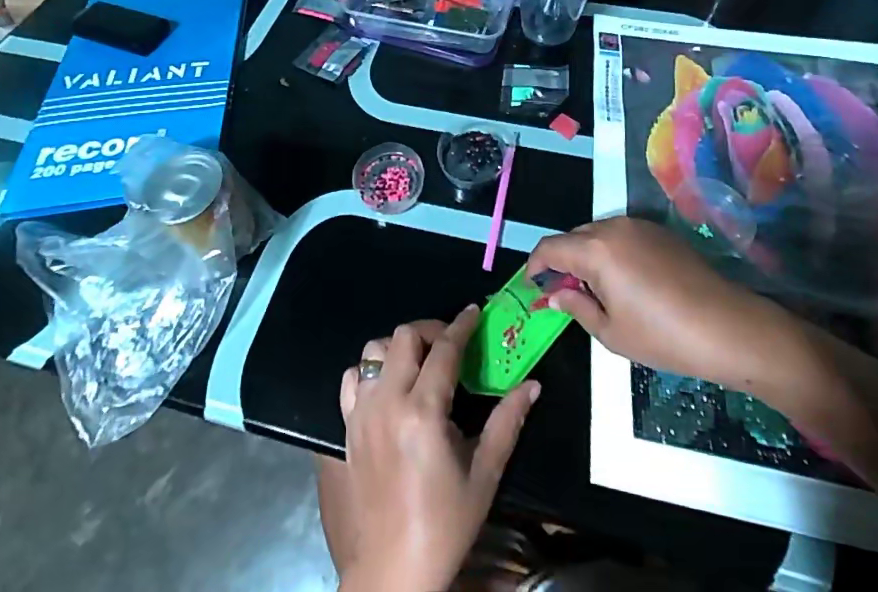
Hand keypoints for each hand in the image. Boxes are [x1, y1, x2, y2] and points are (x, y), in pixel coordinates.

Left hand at [336, 305, 539, 591]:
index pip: (443, 351)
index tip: (473, 311)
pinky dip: (370, 369)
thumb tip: (532, 386)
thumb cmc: (445, 523)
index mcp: (423, 411)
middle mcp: (387, 401)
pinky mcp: (346, 425)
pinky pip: (352, 378)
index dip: (460, 326)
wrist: (393, 565)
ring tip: (421, 363)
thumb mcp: (484, 474)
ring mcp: (361, 411)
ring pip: (374, 350)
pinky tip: (388, 385)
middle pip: (404, 337)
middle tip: (451, 344)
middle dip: (430, 330)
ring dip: (399, 346)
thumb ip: (506, 422)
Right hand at [526, 216, 804, 388]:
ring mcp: (640, 226)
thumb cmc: (664, 337)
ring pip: (597, 234)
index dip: (536, 266)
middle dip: (562, 262)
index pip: (549, 248)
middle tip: (566, 295)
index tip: (534, 287)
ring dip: (587, 256)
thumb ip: (576, 307)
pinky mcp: (661, 232)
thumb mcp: (610, 332)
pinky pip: (622, 236)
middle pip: (572, 238)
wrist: (730, 328)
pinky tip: (626, 282)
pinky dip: (611, 253)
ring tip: (597, 290)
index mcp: (594, 250)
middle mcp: (613, 228)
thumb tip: (556, 295)